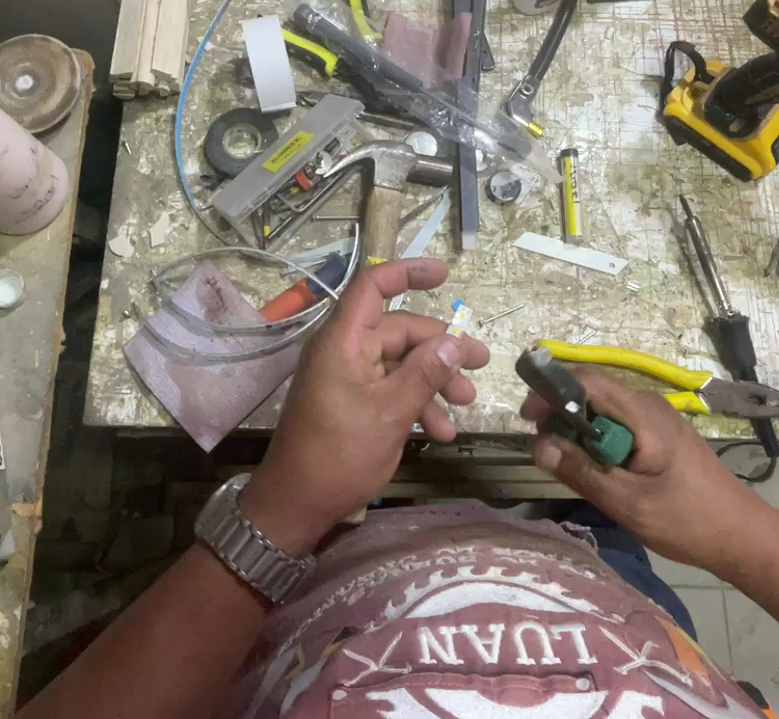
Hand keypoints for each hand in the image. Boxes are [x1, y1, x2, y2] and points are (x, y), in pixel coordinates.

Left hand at [242, 258, 489, 553]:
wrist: (296, 505)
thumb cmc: (338, 454)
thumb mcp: (390, 414)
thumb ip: (424, 373)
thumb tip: (454, 340)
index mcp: (343, 341)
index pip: (373, 287)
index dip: (407, 273)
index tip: (445, 273)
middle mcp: (344, 350)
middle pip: (399, 330)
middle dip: (441, 347)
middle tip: (481, 364)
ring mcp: (348, 376)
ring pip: (400, 362)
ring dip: (434, 380)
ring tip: (467, 403)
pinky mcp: (352, 401)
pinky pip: (390, 387)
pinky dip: (416, 402)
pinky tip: (442, 432)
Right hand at [522, 367, 778, 574]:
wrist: (746, 537)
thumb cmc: (690, 520)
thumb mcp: (630, 503)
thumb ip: (583, 471)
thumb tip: (538, 446)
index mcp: (643, 412)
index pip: (586, 380)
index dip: (551, 391)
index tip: (528, 419)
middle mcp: (648, 403)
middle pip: (590, 390)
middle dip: (560, 413)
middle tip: (544, 448)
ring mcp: (655, 416)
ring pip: (601, 407)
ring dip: (577, 428)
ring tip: (565, 460)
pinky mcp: (658, 432)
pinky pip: (616, 421)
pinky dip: (596, 437)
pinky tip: (595, 466)